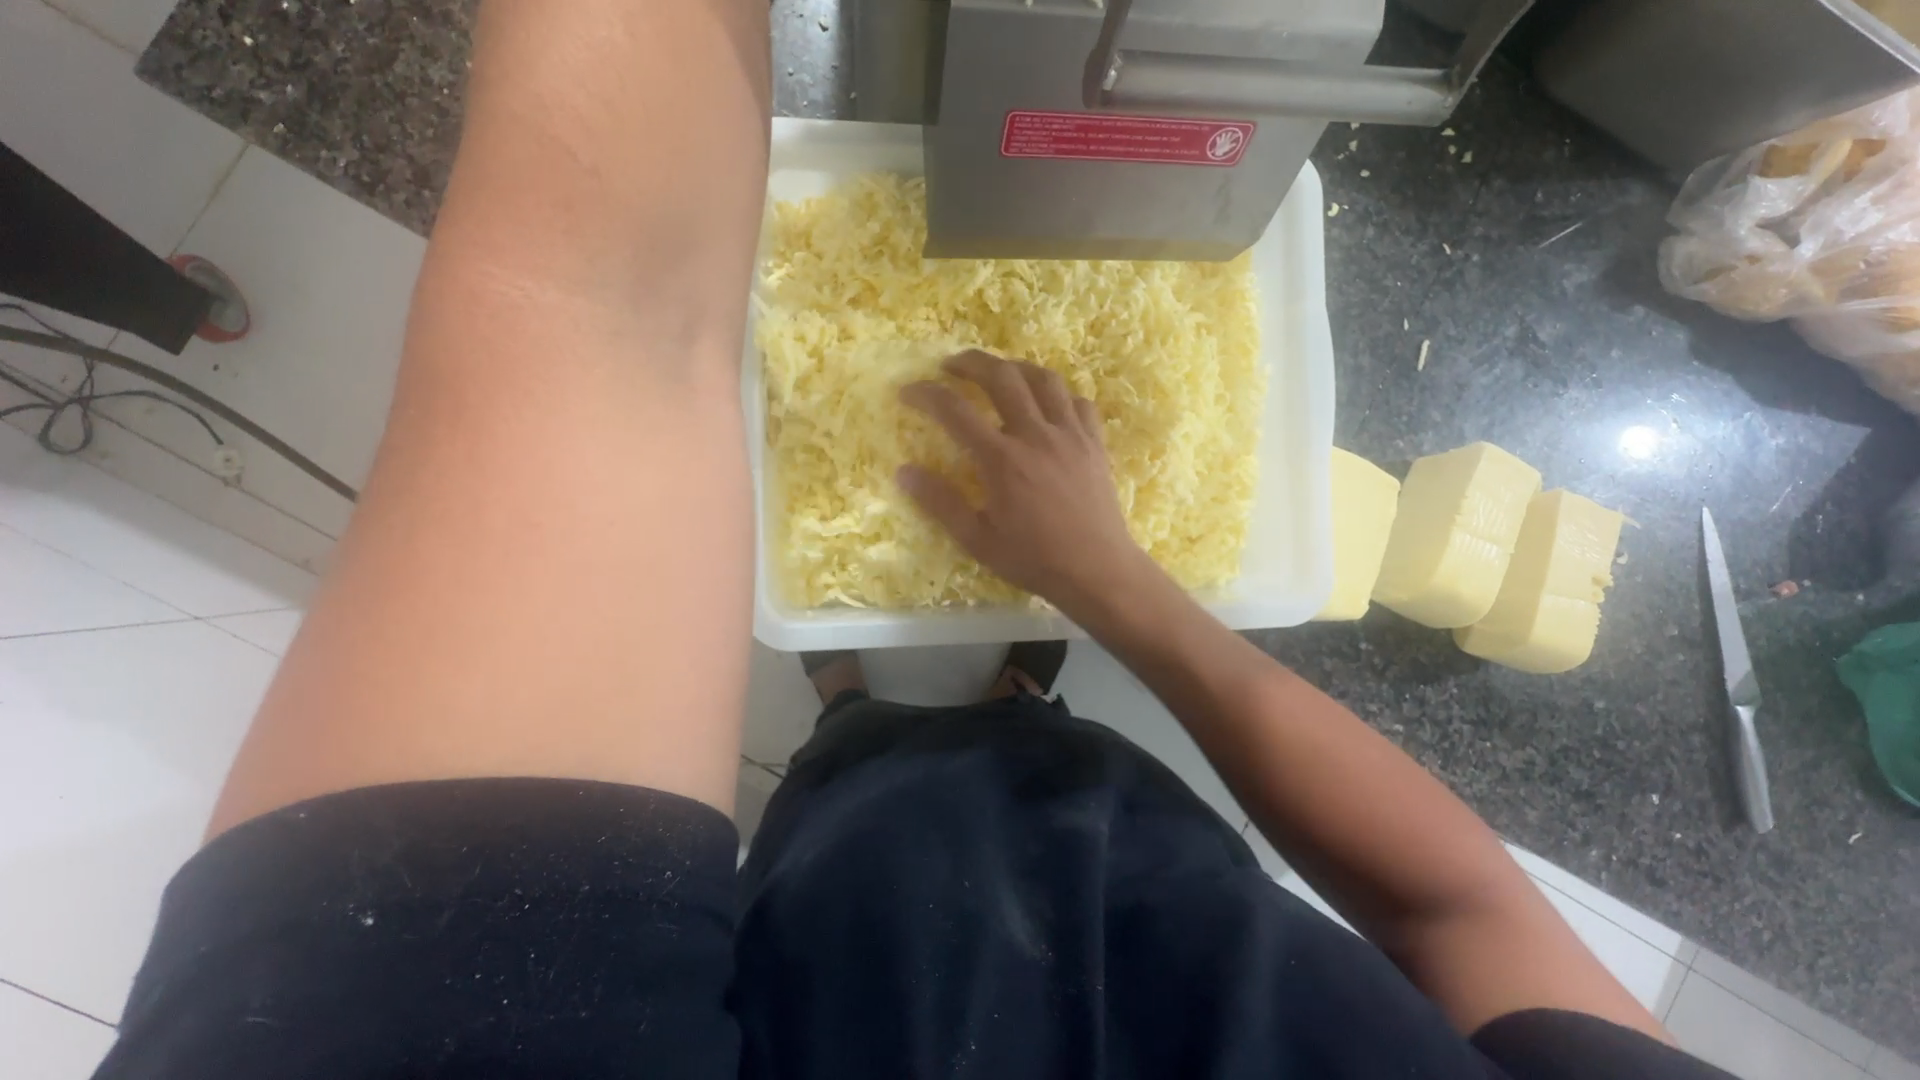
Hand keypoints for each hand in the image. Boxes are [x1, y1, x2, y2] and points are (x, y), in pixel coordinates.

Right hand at [898, 350, 1158, 612]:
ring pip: (1044, 379)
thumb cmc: (1034, 559)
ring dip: (1016, 368)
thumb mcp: (978, 540)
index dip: (926, 394)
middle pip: (1001, 376)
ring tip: (1000, 373)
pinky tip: (1048, 406)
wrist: (1097, 569)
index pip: (955, 410)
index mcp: (1001, 459)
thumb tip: (904, 472)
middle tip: (952, 365)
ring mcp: (1070, 434)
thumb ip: (941, 503)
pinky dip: (1059, 395)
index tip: (908, 391)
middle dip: (971, 362)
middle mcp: (1035, 435)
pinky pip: (1078, 401)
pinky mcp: (1094, 442)